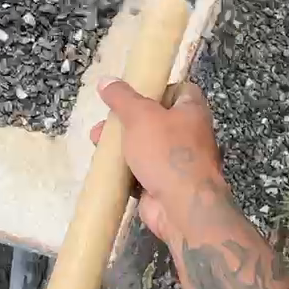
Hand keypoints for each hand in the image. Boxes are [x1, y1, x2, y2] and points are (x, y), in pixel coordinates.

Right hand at [88, 78, 229, 242]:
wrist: (183, 207)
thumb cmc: (167, 152)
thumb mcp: (140, 116)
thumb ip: (122, 97)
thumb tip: (106, 80)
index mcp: (191, 111)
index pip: (179, 90)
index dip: (156, 88)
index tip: (133, 93)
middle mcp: (189, 134)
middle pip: (155, 119)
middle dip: (126, 121)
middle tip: (104, 124)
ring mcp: (177, 162)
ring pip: (145, 147)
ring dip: (121, 146)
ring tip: (97, 145)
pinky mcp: (164, 184)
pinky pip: (141, 171)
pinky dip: (125, 170)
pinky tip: (106, 168)